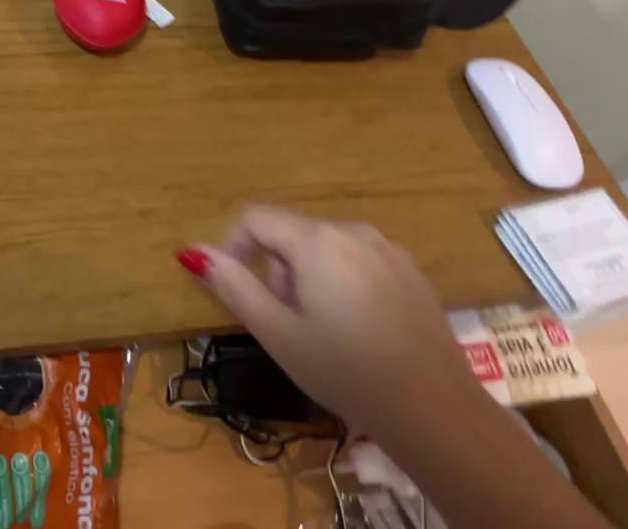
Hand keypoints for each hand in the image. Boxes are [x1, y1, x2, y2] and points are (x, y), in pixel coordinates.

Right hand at [179, 206, 482, 429]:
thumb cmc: (344, 370)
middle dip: (275, 270)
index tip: (236, 291)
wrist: (435, 409)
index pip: (254, 217)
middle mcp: (352, 229)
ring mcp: (386, 247)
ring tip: (321, 331)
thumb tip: (192, 251)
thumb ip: (232, 284)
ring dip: (307, 277)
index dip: (233, 247)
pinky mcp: (409, 270)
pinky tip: (357, 329)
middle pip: (290, 233)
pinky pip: (357, 260)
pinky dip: (341, 282)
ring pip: (324, 248)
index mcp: (316, 239)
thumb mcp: (277, 332)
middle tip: (285, 323)